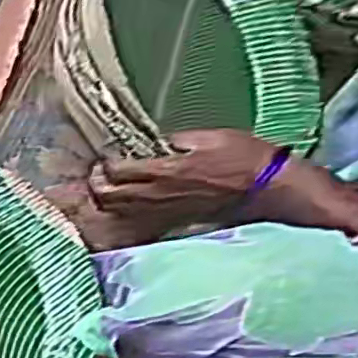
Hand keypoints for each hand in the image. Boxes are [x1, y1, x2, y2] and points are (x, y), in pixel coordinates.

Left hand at [88, 129, 279, 222]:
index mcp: (164, 170)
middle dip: (96, 182)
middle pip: (106, 193)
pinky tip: (117, 201)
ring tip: (105, 186)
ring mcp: (152, 209)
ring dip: (102, 197)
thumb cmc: (241, 157)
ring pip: (111, 207)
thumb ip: (176, 140)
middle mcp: (151, 193)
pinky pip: (125, 217)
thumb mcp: (211, 138)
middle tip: (99, 173)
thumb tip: (151, 143)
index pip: (118, 169)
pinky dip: (114, 210)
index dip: (107, 163)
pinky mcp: (158, 220)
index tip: (107, 158)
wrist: (261, 187)